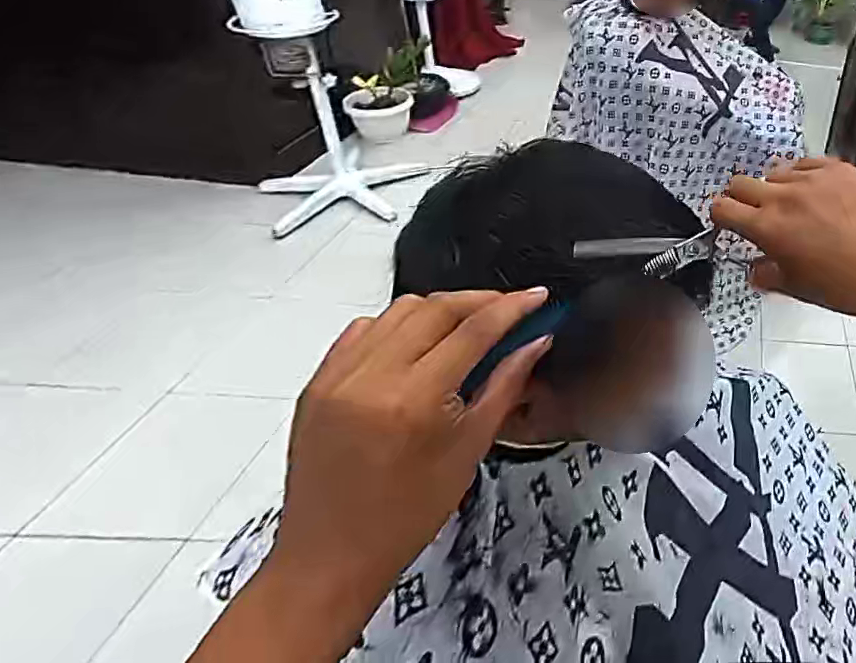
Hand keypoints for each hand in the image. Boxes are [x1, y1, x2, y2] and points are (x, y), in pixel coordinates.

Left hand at [270, 289, 551, 613]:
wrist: (330, 559)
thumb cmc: (406, 513)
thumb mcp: (473, 445)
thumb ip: (508, 382)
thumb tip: (538, 342)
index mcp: (412, 400)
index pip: (474, 329)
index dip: (514, 306)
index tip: (537, 297)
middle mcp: (369, 380)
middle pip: (437, 308)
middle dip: (482, 300)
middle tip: (511, 308)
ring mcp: (336, 380)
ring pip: (401, 309)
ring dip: (442, 308)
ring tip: (469, 324)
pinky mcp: (317, 385)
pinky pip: (364, 329)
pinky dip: (400, 324)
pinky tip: (421, 341)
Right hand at [712, 158, 855, 321]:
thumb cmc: (852, 286)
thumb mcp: (801, 289)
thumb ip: (770, 274)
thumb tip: (758, 269)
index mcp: (769, 229)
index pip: (723, 208)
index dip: (720, 216)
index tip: (727, 222)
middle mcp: (787, 197)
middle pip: (741, 183)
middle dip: (741, 198)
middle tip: (755, 214)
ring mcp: (815, 178)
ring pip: (777, 171)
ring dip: (776, 187)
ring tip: (795, 206)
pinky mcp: (841, 169)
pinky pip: (809, 162)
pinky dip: (805, 175)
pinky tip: (818, 193)